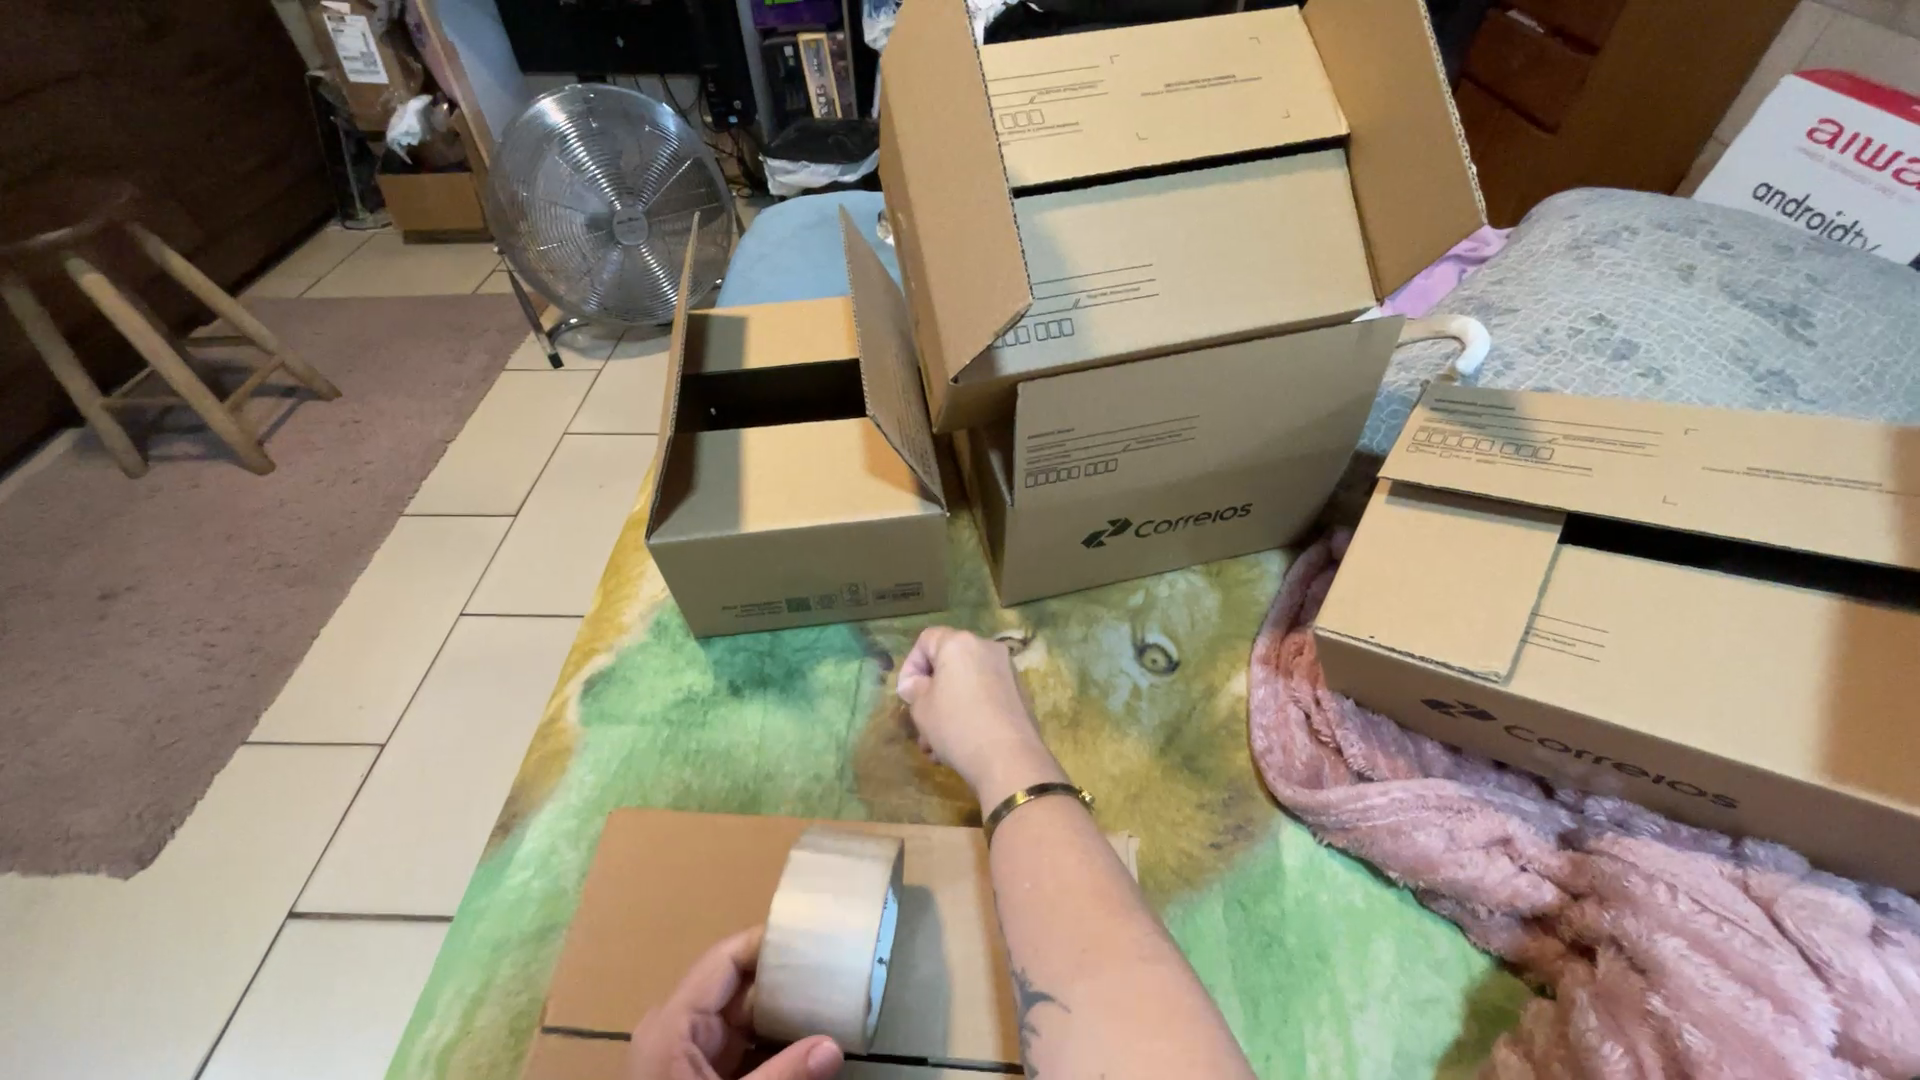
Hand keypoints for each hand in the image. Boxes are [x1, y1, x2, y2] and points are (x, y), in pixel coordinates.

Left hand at [627, 927, 844, 1079]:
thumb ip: (782, 1078)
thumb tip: (833, 1045)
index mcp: (674, 1024)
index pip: (725, 960)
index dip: (767, 942)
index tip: (813, 938)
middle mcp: (679, 1029)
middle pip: (738, 985)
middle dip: (785, 979)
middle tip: (834, 968)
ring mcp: (689, 1055)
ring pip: (745, 1016)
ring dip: (784, 1011)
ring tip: (832, 996)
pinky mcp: (701, 1079)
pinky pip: (744, 1046)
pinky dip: (775, 1042)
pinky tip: (810, 1039)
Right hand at [894, 627, 1065, 807]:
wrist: (1009, 759)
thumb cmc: (957, 726)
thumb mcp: (922, 709)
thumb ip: (915, 690)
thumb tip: (916, 685)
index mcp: (960, 643)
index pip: (926, 640)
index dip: (911, 666)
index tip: (907, 695)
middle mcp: (987, 648)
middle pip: (949, 663)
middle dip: (931, 693)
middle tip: (920, 721)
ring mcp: (1007, 671)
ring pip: (966, 684)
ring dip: (948, 708)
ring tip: (936, 745)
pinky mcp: (1019, 693)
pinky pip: (984, 696)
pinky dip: (969, 712)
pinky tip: (960, 743)